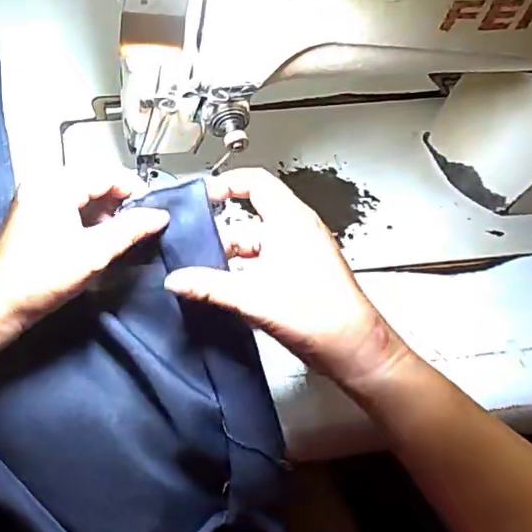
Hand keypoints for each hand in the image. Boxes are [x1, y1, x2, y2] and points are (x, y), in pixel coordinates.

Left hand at [0, 167, 169, 347]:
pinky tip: (99, 239)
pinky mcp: (30, 217)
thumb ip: (130, 230)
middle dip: (120, 201)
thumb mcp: (94, 253)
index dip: (135, 189)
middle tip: (142, 225)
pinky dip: (87, 219)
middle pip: (94, 181)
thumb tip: (161, 215)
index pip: (107, 173)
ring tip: (123, 235)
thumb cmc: (42, 276)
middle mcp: (42, 183)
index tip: (156, 211)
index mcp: (55, 183)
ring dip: (105, 212)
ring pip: (82, 196)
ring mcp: (33, 199)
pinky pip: (67, 207)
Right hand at [163, 168, 418, 399]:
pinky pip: (263, 263)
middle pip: (247, 218)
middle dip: (219, 236)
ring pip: (253, 244)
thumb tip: (177, 279)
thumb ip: (208, 286)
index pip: (254, 181)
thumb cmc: (323, 316)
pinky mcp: (300, 274)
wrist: (355, 350)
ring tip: (209, 279)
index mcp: (291, 220)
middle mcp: (297, 231)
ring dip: (230, 260)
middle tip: (195, 252)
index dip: (225, 184)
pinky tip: (229, 293)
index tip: (201, 198)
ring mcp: (300, 253)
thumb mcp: (252, 297)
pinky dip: (243, 273)